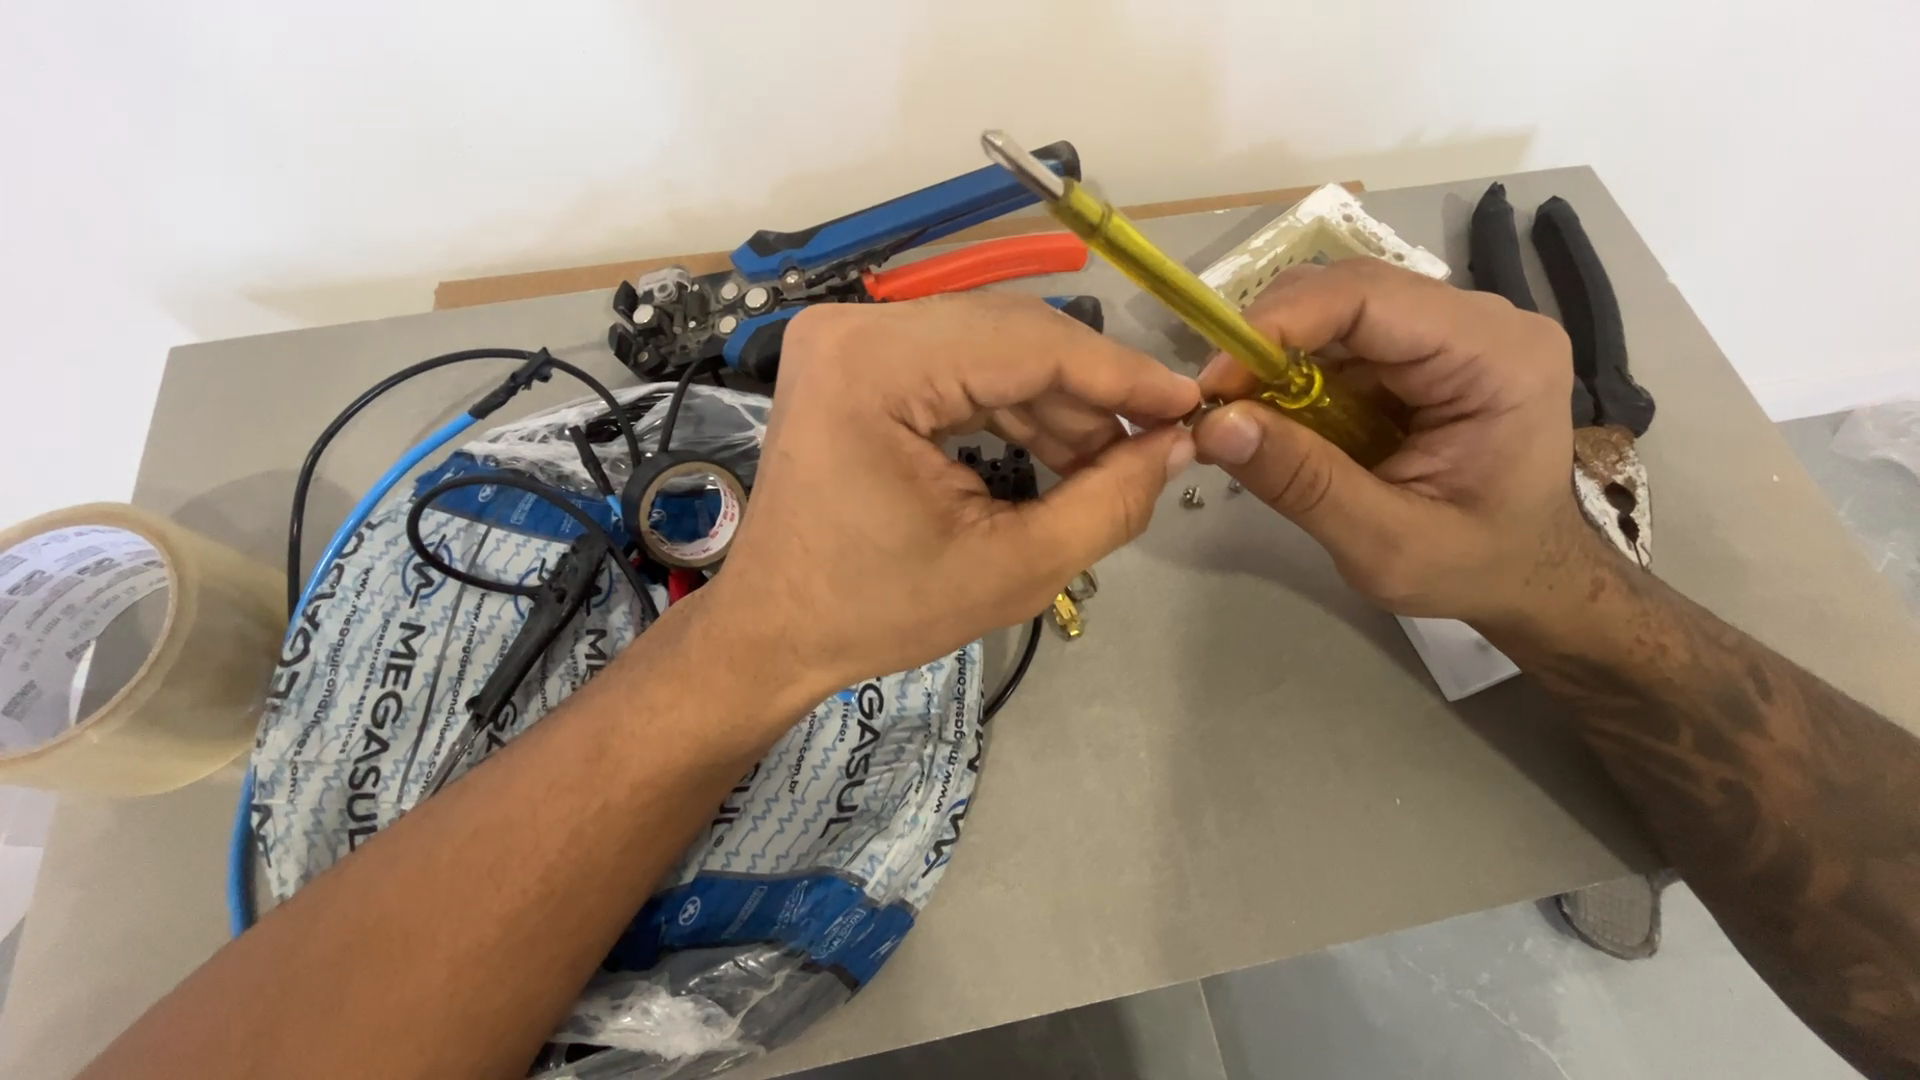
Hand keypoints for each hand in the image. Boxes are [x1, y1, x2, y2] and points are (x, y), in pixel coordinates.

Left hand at [702, 293, 1199, 700]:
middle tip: (1151, 442)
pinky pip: (956, 367)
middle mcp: (855, 328)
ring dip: (1055, 403)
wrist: (776, 629)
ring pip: (989, 348)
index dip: (1122, 375)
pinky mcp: (854, 362)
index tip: (1189, 402)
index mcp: (875, 366)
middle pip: (1010, 335)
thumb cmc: (877, 611)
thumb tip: (1176, 445)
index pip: (1031, 343)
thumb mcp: (1011, 570)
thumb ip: (1109, 504)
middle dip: (1089, 392)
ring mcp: (849, 340)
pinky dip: (1011, 407)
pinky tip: (1055, 452)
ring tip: (1106, 462)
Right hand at [1192, 259, 1598, 625]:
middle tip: (1214, 406)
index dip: (1277, 325)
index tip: (1213, 386)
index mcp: (1496, 358)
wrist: (1526, 577)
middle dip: (1266, 341)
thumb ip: (1303, 484)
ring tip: (1236, 419)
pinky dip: (1289, 376)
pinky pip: (1338, 343)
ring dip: (1271, 360)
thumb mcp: (1384, 545)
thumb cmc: (1474, 569)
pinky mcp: (1420, 355)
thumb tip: (1212, 425)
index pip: (1368, 296)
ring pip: (1334, 311)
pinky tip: (1272, 420)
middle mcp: (1479, 324)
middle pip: (1347, 291)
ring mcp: (1450, 334)